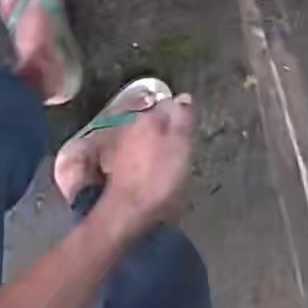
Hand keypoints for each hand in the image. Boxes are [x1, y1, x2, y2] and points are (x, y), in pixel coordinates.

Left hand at [94, 94, 194, 235]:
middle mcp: (132, 125)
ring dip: (158, 149)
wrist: (127, 211)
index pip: (170, 106)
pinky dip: (148, 163)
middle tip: (184, 153)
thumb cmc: (158, 178)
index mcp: (148, 118)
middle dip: (170, 134)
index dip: (183, 119)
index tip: (191, 134)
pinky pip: (139, 156)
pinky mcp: (117, 165)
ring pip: (147, 139)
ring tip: (171, 168)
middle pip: (157, 123)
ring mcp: (122, 145)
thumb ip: (183, 119)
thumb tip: (185, 97)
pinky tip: (155, 177)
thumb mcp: (180, 146)